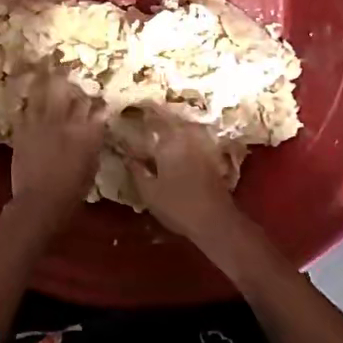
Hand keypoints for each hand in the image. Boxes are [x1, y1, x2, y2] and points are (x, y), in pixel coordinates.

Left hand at [8, 73, 106, 222]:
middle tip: (66, 67)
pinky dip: (27, 100)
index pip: (97, 108)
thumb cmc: (72, 191)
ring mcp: (42, 122)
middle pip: (70, 92)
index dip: (97, 101)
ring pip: (44, 92)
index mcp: (88, 132)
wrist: (41, 202)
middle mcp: (67, 121)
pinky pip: (24, 108)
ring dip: (45, 79)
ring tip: (44, 65)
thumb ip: (92, 143)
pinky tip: (26, 90)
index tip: (95, 97)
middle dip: (69, 77)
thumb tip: (93, 129)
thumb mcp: (92, 165)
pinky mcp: (23, 129)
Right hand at [125, 118, 241, 246]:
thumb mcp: (149, 192)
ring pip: (184, 133)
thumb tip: (127, 157)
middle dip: (159, 124)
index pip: (153, 124)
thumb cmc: (178, 206)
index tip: (133, 120)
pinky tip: (178, 157)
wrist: (216, 222)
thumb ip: (136, 171)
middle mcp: (187, 139)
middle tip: (146, 128)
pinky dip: (185, 146)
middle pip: (171, 125)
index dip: (143, 120)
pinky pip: (195, 144)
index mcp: (169, 143)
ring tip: (160, 142)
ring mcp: (202, 148)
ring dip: (173, 134)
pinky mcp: (213, 160)